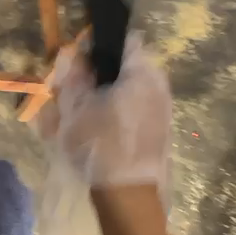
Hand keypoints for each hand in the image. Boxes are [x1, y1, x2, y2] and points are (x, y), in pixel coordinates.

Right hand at [36, 32, 171, 190]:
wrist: (128, 193)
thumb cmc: (99, 145)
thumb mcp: (75, 109)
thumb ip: (73, 76)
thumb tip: (71, 53)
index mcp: (142, 72)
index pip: (123, 41)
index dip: (97, 47)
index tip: (77, 64)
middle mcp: (159, 84)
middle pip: (125, 68)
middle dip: (98, 78)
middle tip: (71, 96)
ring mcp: (163, 108)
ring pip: (129, 92)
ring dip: (105, 98)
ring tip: (81, 119)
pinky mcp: (160, 130)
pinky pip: (135, 111)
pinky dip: (116, 115)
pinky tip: (98, 135)